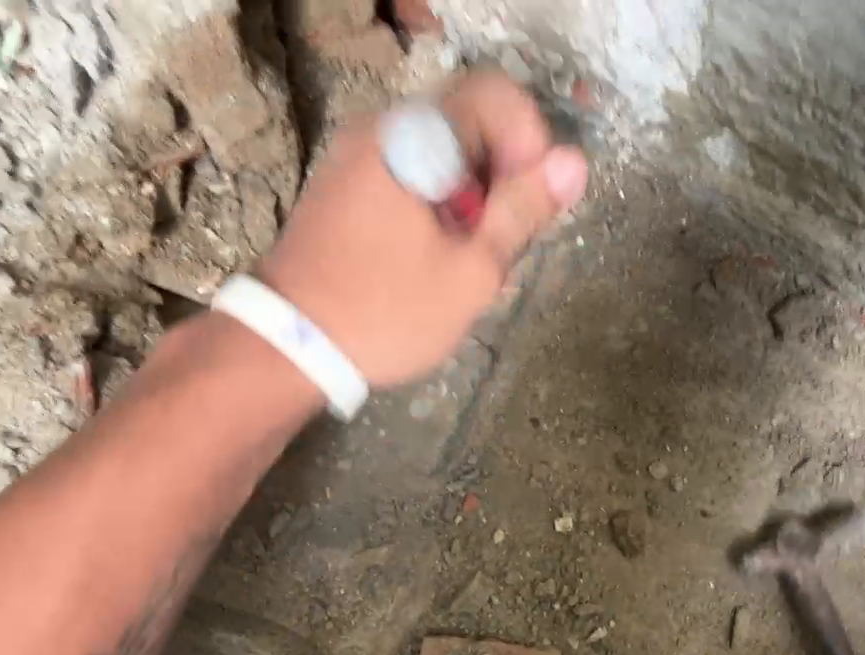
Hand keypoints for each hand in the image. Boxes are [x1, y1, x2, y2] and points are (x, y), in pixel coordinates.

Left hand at [257, 73, 588, 388]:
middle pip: (469, 127)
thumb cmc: (388, 312)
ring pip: (442, 157)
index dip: (530, 145)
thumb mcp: (471, 273)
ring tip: (467, 264)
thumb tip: (573, 162)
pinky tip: (434, 261)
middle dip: (501, 182)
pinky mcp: (344, 187)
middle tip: (501, 248)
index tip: (531, 203)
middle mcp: (380, 130)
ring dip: (472, 202)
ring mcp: (356, 157)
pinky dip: (438, 209)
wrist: (290, 346)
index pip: (497, 98)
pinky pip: (411, 177)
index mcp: (413, 138)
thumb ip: (523, 212)